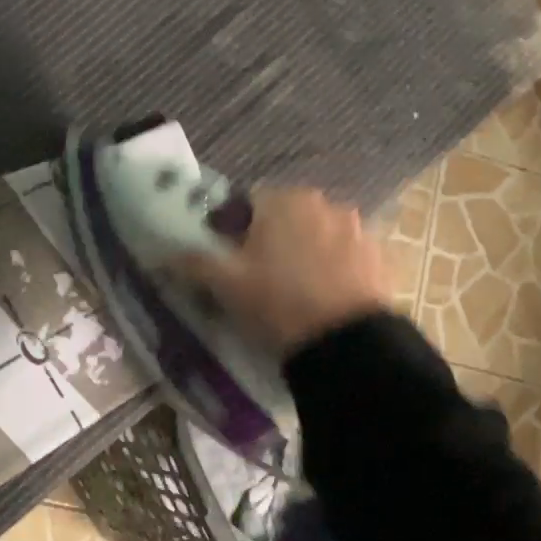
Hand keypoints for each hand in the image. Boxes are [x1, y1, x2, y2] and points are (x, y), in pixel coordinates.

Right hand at [173, 188, 389, 353]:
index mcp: (284, 200)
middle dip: (268, 237)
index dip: (231, 227)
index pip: (246, 201)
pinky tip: (318, 295)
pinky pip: (341, 253)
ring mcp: (356, 227)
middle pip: (283, 216)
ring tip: (289, 288)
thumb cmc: (277, 302)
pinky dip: (328, 266)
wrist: (345, 340)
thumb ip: (193, 262)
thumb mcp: (225, 285)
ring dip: (300, 250)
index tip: (225, 256)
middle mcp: (323, 203)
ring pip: (314, 233)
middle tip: (253, 274)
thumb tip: (163, 253)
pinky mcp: (377, 255)